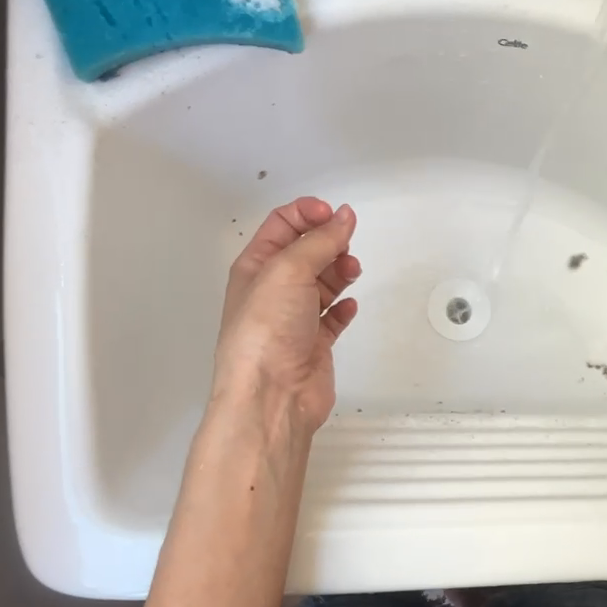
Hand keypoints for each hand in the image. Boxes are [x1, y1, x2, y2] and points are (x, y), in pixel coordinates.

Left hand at [211, 197, 361, 434]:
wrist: (272, 393)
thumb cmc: (267, 330)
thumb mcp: (288, 271)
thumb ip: (320, 241)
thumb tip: (344, 217)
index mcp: (255, 267)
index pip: (281, 226)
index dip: (308, 214)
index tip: (335, 215)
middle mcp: (272, 290)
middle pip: (305, 253)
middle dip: (329, 243)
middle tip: (346, 246)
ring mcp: (294, 318)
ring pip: (322, 284)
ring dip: (340, 272)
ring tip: (352, 272)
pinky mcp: (315, 344)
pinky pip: (333, 318)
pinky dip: (343, 308)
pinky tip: (349, 305)